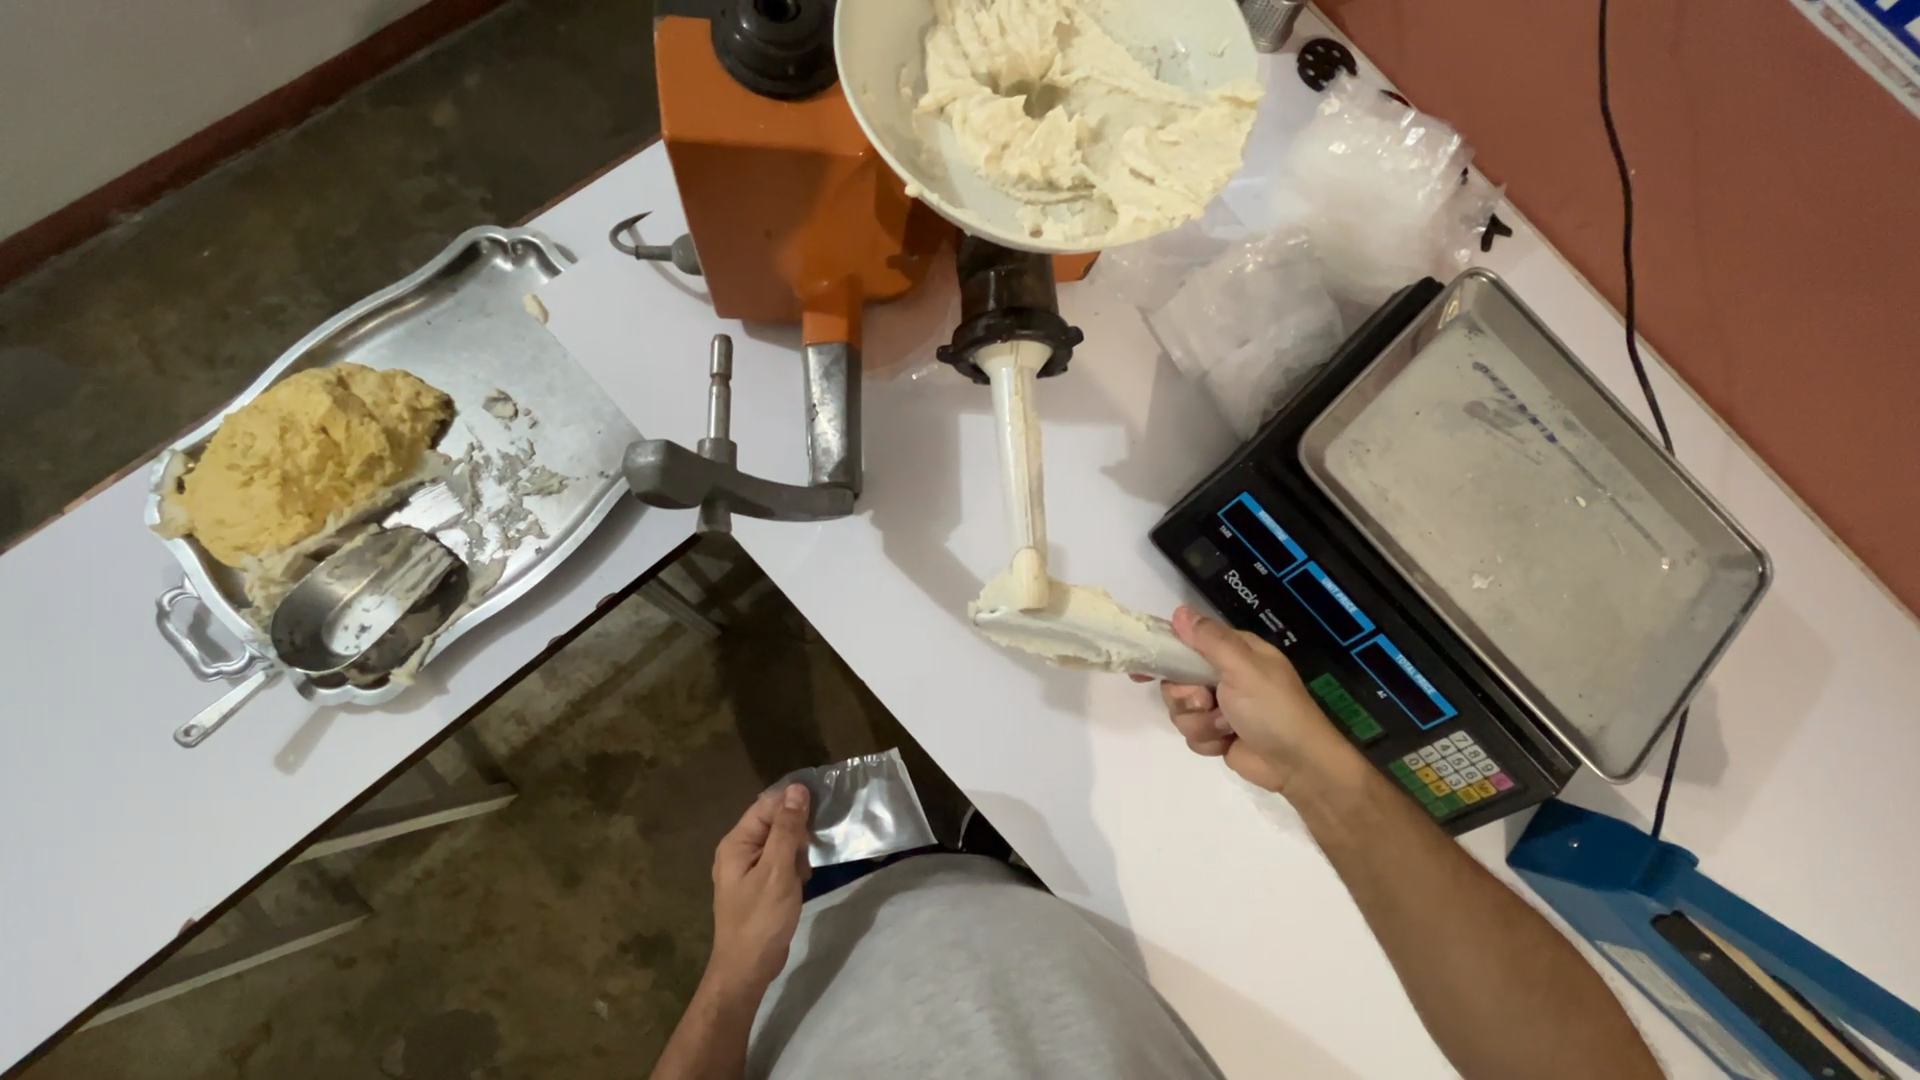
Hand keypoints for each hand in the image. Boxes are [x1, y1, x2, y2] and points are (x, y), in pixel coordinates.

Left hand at [707, 783, 811, 995]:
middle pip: (774, 822)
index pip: (768, 805)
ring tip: (803, 872)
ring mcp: (747, 868)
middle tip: (808, 853)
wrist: (747, 969)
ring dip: (797, 852)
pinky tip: (801, 882)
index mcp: (737, 842)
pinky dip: (794, 867)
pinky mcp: (759, 883)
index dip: (794, 804)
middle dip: (797, 833)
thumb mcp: (778, 870)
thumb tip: (797, 789)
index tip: (821, 812)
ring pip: (781, 842)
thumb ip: (787, 829)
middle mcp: (739, 850)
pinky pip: (780, 861)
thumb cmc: (761, 919)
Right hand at [1154, 606, 1361, 796]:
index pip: (1189, 641)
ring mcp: (1219, 706)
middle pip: (1175, 679)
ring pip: (1180, 709)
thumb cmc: (1274, 709)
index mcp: (1234, 652)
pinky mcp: (1217, 733)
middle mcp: (1224, 675)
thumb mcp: (1243, 668)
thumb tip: (1180, 610)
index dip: (1164, 652)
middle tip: (1206, 701)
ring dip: (1200, 722)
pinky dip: (1207, 739)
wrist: (1298, 766)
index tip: (1142, 666)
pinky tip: (1227, 742)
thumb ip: (1209, 640)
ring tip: (1226, 727)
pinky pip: (1190, 733)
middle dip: (1186, 697)